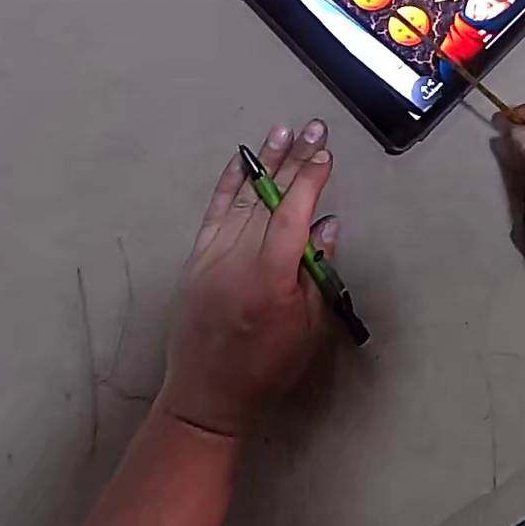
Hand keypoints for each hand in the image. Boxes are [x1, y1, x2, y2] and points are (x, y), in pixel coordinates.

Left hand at [157, 120, 339, 438]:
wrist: (206, 397)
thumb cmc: (266, 368)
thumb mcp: (307, 328)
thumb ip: (315, 272)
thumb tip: (326, 225)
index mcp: (270, 278)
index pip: (293, 215)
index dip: (311, 180)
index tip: (325, 156)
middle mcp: (239, 259)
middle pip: (272, 198)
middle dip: (296, 159)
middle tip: (314, 128)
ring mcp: (214, 255)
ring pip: (246, 198)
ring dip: (266, 162)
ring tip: (283, 131)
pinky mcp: (198, 258)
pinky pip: (215, 212)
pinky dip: (229, 184)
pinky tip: (241, 160)